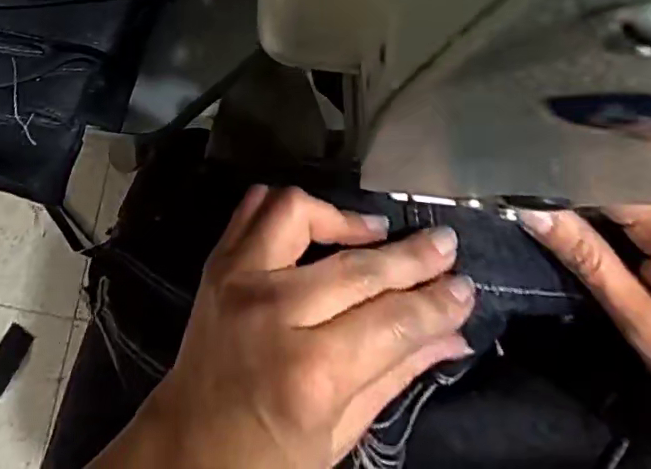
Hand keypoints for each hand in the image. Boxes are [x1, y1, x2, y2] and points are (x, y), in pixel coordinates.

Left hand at [91, 185, 475, 468]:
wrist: (185, 451)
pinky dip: (292, 206)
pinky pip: (256, 206)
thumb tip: (455, 333)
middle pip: (359, 269)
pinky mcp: (219, 263)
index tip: (465, 286)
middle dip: (412, 257)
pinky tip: (319, 222)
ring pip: (302, 215)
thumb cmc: (268, 457)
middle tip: (446, 244)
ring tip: (378, 233)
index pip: (392, 323)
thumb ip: (398, 373)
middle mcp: (273, 314)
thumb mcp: (340, 434)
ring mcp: (239, 280)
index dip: (436, 303)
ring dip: (346, 219)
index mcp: (308, 375)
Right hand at [518, 205, 650, 468]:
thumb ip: (589, 261)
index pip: (603, 179)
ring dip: (601, 199)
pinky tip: (613, 232)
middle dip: (576, 188)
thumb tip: (534, 212)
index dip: (557, 184)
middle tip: (537, 209)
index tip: (521, 194)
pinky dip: (628, 210)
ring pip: (638, 183)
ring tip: (569, 220)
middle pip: (621, 174)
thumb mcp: (647, 329)